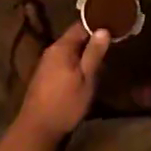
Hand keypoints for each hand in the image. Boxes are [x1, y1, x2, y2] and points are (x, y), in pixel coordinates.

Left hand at [13, 23, 109, 143]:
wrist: (38, 125)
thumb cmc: (66, 102)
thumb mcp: (86, 79)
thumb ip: (94, 54)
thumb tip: (103, 29)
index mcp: (62, 47)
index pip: (80, 26)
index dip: (96, 25)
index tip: (112, 26)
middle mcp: (51, 50)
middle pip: (73, 37)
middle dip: (91, 38)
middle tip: (111, 42)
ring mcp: (46, 62)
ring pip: (68, 49)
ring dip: (83, 50)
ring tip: (101, 55)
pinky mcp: (44, 74)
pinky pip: (62, 59)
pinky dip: (74, 60)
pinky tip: (84, 69)